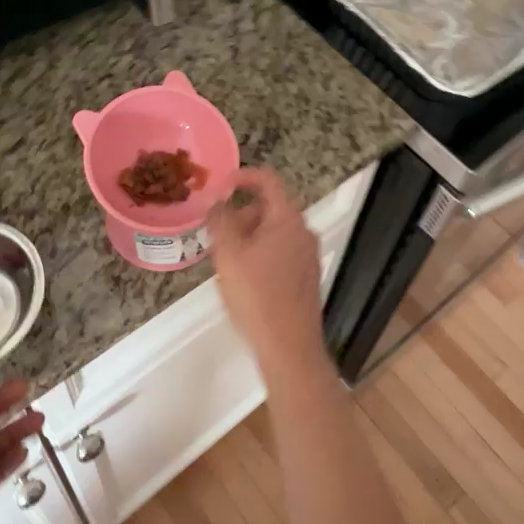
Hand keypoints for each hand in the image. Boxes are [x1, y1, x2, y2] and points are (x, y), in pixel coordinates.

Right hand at [206, 168, 327, 371]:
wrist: (289, 347)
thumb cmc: (257, 296)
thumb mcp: (228, 254)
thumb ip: (220, 220)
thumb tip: (215, 201)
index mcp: (288, 219)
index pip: (268, 180)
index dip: (242, 176)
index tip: (219, 185)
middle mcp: (304, 231)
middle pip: (271, 207)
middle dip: (241, 213)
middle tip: (216, 231)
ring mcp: (308, 255)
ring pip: (274, 232)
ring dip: (249, 235)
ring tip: (225, 257)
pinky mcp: (306, 277)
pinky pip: (280, 251)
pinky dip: (260, 252)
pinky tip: (243, 277)